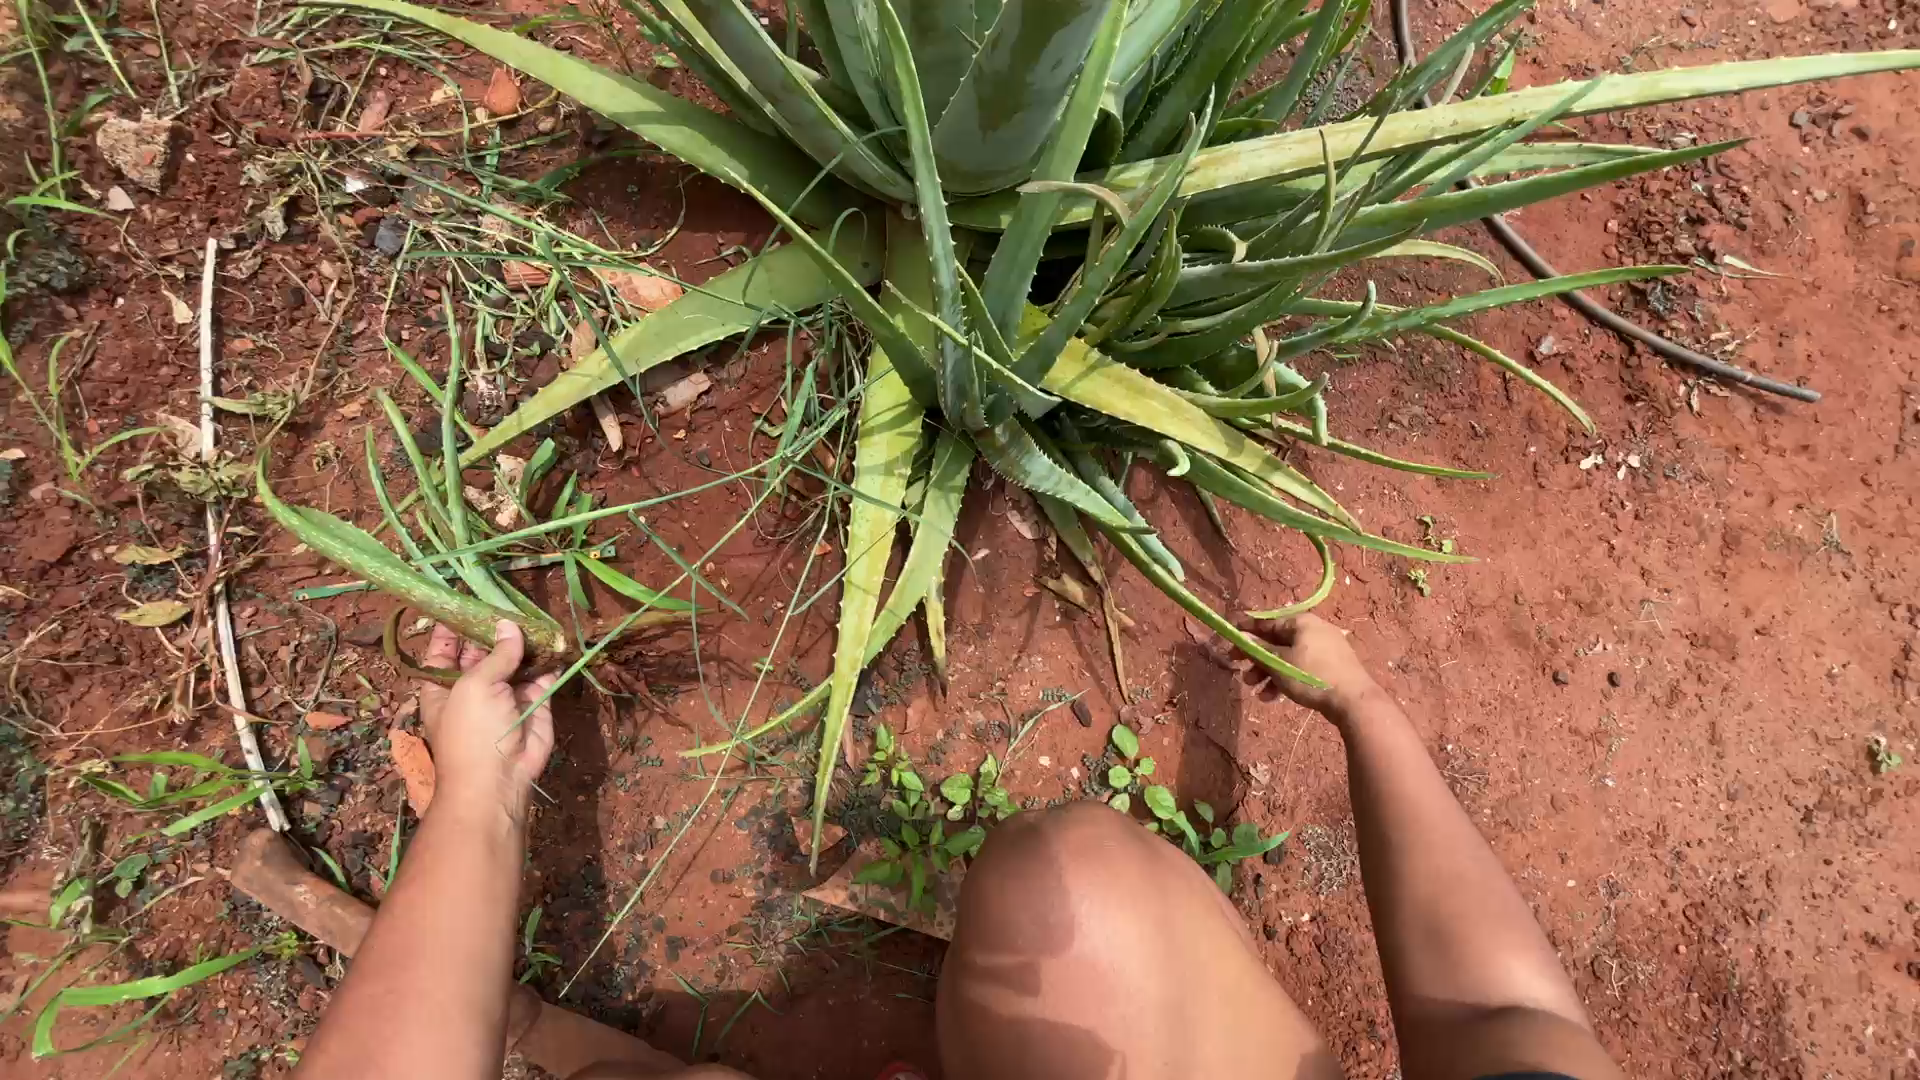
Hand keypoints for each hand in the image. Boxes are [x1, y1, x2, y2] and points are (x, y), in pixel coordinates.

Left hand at [417, 620, 556, 820]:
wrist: (499, 778)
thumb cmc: (471, 730)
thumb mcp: (474, 685)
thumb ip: (496, 654)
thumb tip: (509, 624)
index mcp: (443, 685)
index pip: (444, 649)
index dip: (454, 627)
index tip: (468, 601)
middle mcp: (474, 687)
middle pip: (485, 652)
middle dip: (498, 630)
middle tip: (513, 602)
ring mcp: (506, 695)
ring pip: (517, 661)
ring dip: (527, 642)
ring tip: (540, 615)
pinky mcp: (535, 703)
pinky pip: (544, 676)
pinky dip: (551, 661)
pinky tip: (558, 640)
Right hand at [1240, 613, 1384, 722]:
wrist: (1354, 701)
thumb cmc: (1312, 675)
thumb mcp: (1279, 662)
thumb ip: (1258, 649)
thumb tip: (1241, 636)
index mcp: (1301, 622)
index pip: (1266, 622)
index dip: (1245, 629)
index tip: (1228, 636)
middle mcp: (1313, 630)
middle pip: (1275, 640)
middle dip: (1255, 657)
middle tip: (1237, 667)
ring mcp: (1324, 649)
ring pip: (1287, 656)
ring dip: (1267, 672)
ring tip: (1253, 688)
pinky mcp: (1330, 666)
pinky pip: (1300, 667)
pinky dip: (1285, 678)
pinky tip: (1271, 697)